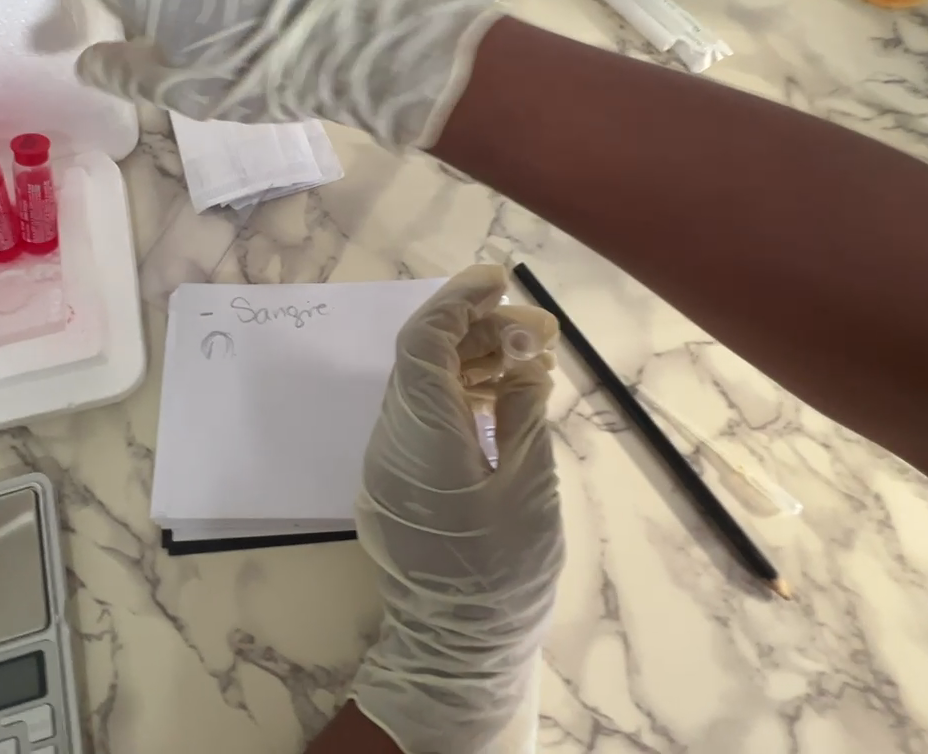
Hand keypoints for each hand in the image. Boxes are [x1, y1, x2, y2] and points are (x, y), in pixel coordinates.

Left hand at [350, 266, 563, 753]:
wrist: (455, 648)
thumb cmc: (501, 575)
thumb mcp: (528, 489)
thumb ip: (521, 412)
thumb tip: (523, 357)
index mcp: (422, 439)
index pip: (423, 346)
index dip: (455, 303)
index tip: (495, 279)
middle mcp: (393, 438)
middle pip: (425, 358)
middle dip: (478, 329)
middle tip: (537, 328)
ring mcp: (390, 456)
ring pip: (426, 382)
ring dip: (474, 358)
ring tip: (533, 353)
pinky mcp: (400, 472)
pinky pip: (427, 412)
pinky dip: (464, 391)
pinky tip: (506, 388)